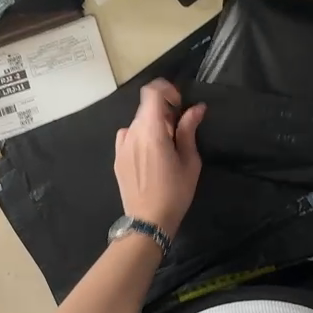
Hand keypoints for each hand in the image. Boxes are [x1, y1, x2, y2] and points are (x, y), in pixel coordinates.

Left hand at [114, 79, 204, 239]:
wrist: (147, 221)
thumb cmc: (174, 192)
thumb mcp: (190, 162)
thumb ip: (189, 131)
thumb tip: (196, 108)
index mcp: (151, 131)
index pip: (152, 92)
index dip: (167, 90)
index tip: (179, 105)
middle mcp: (132, 133)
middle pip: (146, 108)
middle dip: (164, 112)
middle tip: (179, 131)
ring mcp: (121, 145)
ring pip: (138, 123)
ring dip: (152, 126)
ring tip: (165, 148)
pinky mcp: (117, 157)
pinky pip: (128, 136)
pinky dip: (140, 137)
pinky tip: (150, 156)